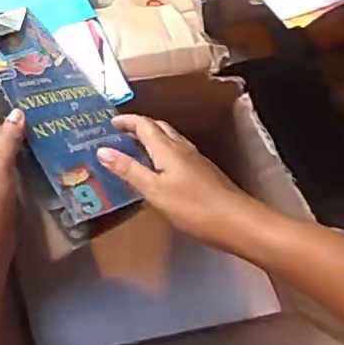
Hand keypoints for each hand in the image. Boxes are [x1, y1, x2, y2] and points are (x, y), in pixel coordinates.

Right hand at [96, 114, 260, 251]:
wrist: (241, 223)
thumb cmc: (194, 207)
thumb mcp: (155, 191)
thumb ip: (129, 170)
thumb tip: (102, 150)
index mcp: (167, 148)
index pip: (143, 124)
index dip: (126, 121)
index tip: (110, 123)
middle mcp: (181, 148)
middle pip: (158, 128)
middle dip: (138, 126)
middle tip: (120, 133)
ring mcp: (195, 160)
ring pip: (169, 139)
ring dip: (151, 138)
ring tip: (135, 148)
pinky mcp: (204, 173)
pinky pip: (177, 152)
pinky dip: (162, 151)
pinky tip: (160, 169)